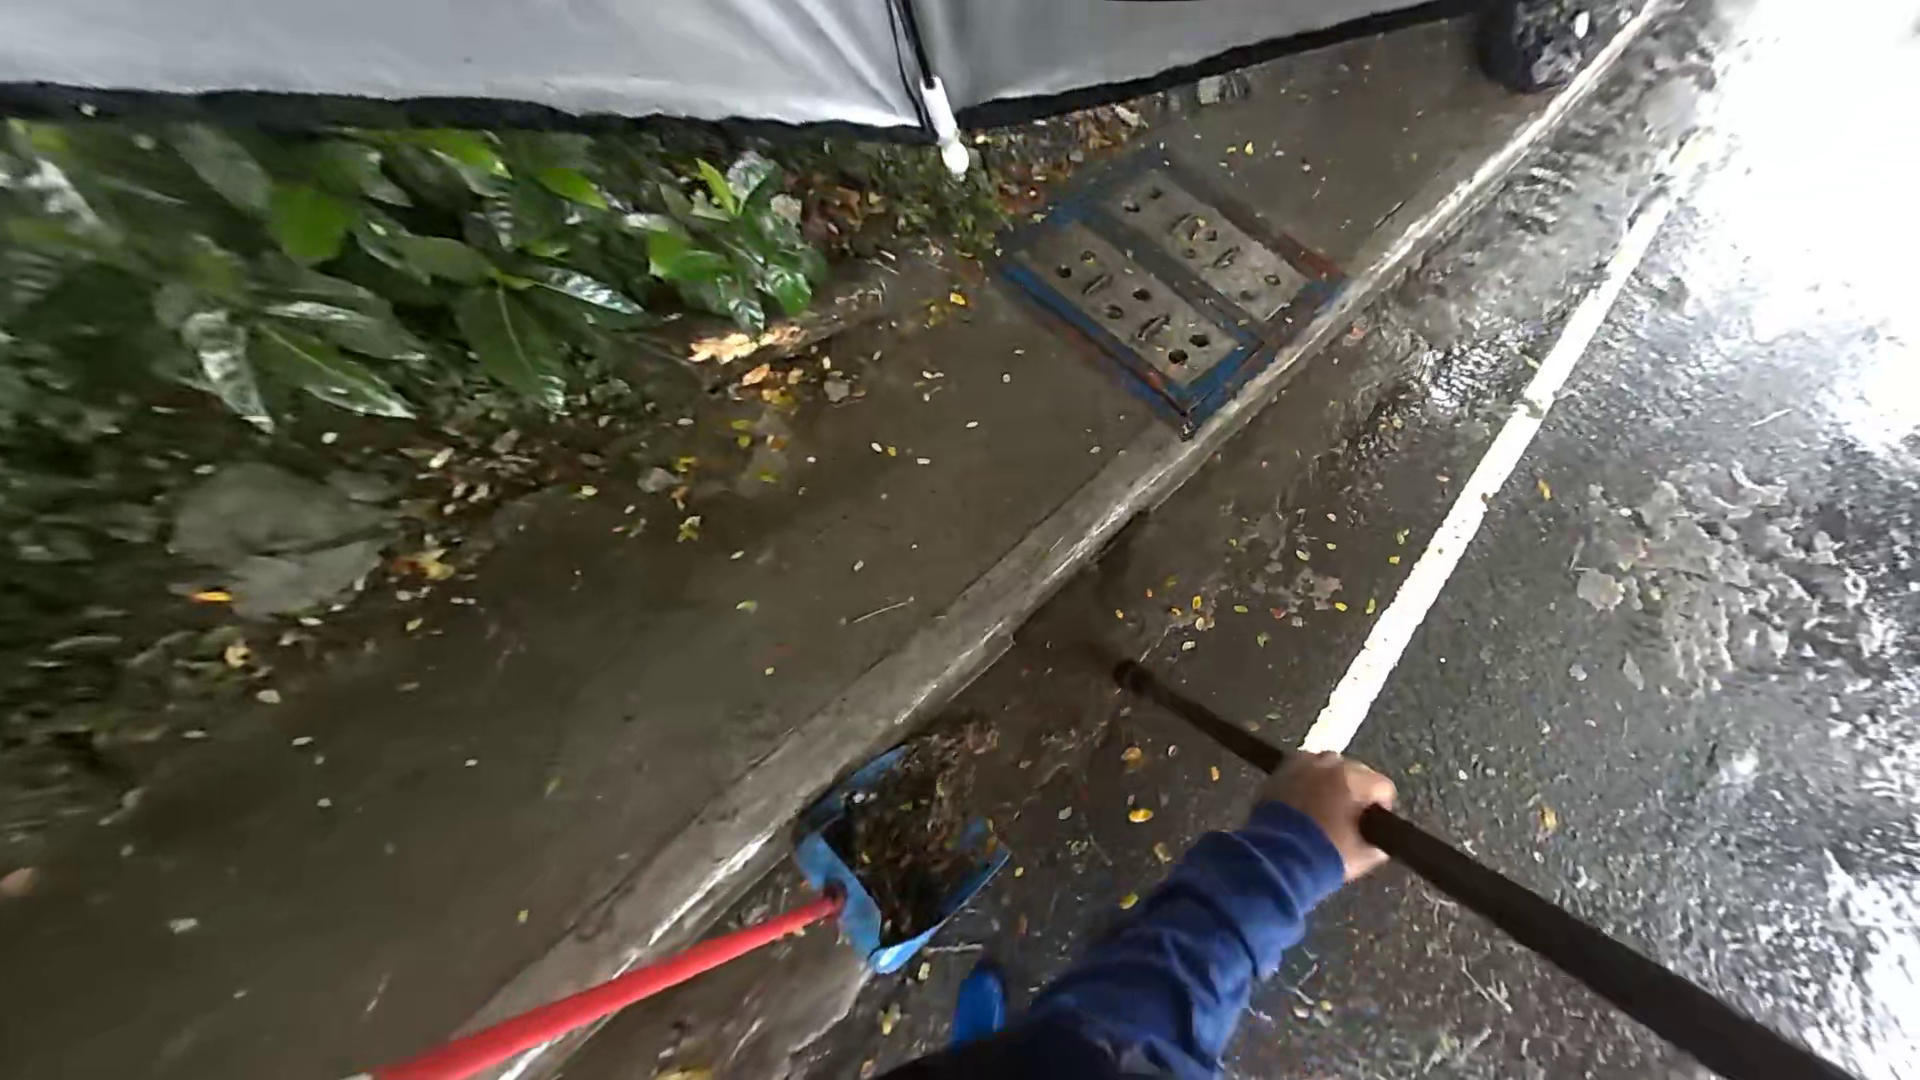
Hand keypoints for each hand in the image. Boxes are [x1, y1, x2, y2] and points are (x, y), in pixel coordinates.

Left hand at [1256, 751, 1395, 881]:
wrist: (1280, 853)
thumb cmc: (1324, 853)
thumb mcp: (1366, 854)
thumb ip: (1380, 838)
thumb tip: (1379, 834)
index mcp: (1353, 781)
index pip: (1383, 785)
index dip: (1383, 804)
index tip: (1377, 817)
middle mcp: (1328, 766)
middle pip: (1355, 769)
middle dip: (1358, 788)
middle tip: (1352, 811)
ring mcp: (1302, 764)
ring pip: (1327, 762)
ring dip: (1333, 777)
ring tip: (1330, 800)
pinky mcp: (1281, 769)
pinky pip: (1302, 765)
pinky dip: (1309, 775)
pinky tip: (1308, 793)